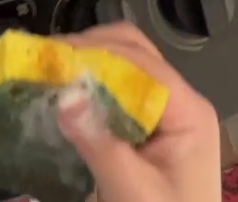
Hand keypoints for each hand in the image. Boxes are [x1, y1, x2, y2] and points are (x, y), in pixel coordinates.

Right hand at [57, 23, 220, 201]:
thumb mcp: (133, 195)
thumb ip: (100, 144)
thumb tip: (64, 95)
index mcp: (189, 111)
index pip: (142, 63)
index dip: (99, 52)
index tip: (54, 56)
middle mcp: (180, 101)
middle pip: (134, 54)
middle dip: (90, 50)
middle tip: (48, 59)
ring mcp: (166, 114)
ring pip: (125, 68)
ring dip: (88, 64)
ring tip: (50, 70)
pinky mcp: (148, 130)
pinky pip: (118, 93)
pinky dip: (90, 87)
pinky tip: (64, 94)